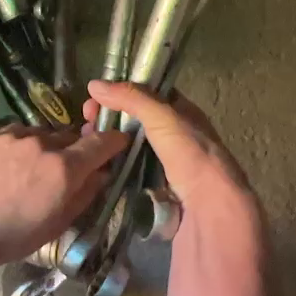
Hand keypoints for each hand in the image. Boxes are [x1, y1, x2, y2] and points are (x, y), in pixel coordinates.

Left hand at [0, 124, 129, 260]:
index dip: (114, 141)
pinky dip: (24, 145)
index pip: (101, 142)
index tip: (119, 143)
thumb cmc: (15, 235)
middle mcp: (43, 144)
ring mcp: (16, 137)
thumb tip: (102, 174)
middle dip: (76, 151)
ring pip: (44, 135)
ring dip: (48, 147)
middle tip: (68, 170)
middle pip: (72, 138)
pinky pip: (20, 135)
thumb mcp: (60, 222)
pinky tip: (15, 164)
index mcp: (65, 167)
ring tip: (35, 169)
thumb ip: (86, 193)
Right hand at [85, 81, 261, 251]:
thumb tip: (94, 84)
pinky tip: (97, 164)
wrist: (210, 211)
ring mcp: (165, 163)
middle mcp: (175, 136)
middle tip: (86, 123)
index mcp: (184, 115)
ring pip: (131, 145)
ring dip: (109, 142)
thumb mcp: (164, 119)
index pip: (148, 94)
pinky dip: (114, 164)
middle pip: (136, 121)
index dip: (122, 92)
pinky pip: (130, 169)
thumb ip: (133, 99)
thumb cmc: (192, 157)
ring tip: (85, 142)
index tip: (95, 97)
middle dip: (110, 118)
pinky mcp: (156, 187)